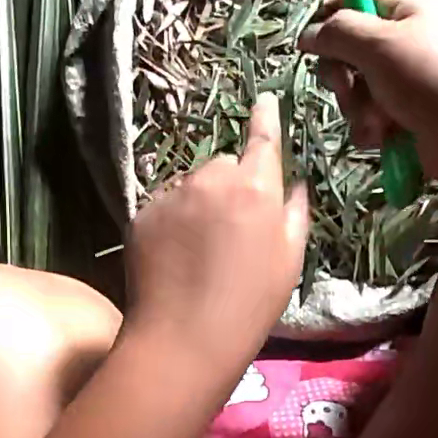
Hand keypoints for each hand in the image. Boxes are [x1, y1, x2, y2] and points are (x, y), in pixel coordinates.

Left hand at [124, 93, 308, 373]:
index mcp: (255, 187)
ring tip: (200, 251)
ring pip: (190, 186)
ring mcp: (171, 195)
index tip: (264, 99)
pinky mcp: (141, 214)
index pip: (262, 138)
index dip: (265, 118)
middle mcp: (211, 180)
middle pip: (223, 166)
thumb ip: (294, 213)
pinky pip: (162, 206)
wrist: (185, 338)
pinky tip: (176, 258)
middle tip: (232, 230)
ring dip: (198, 204)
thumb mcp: (289, 261)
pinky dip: (171, 222)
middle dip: (230, 185)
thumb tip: (296, 183)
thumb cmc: (250, 305)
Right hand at [299, 0, 437, 187]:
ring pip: (354, 91)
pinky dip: (369, 129)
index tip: (310, 43)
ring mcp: (402, 83)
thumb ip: (338, 33)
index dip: (330, 17)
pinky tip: (383, 137)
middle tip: (348, 88)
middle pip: (347, 51)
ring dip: (356, 109)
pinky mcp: (402, 118)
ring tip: (377, 120)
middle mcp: (404, 43)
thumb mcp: (380, 45)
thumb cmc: (431, 81)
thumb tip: (307, 34)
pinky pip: (367, 119)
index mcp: (406, 12)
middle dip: (342, 76)